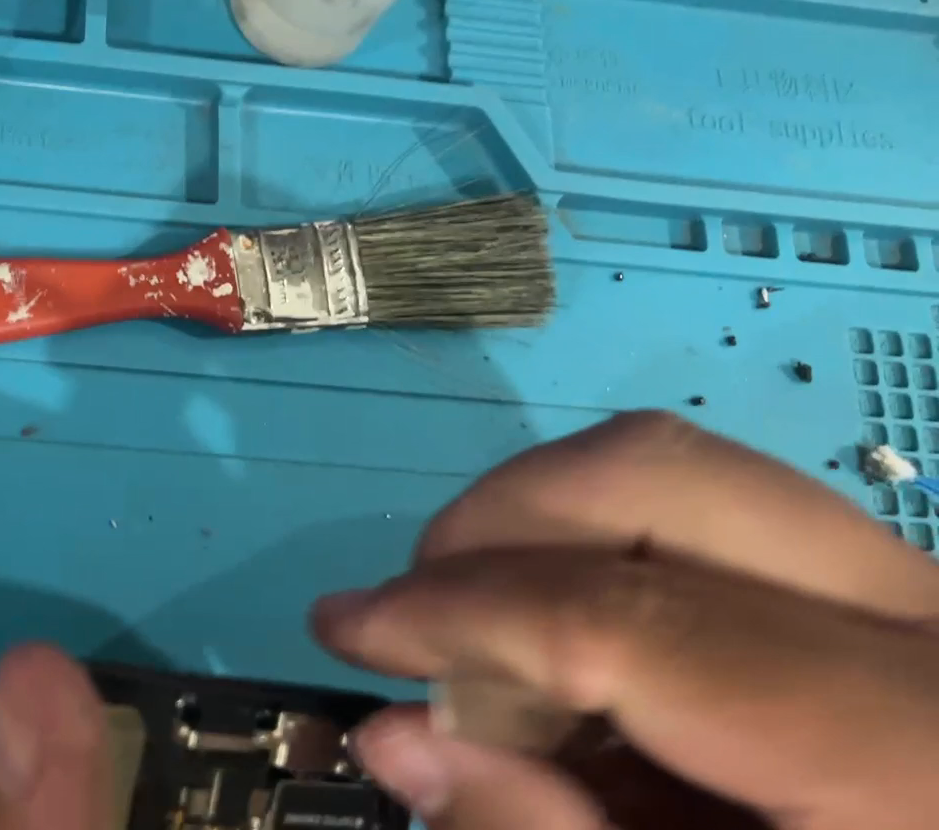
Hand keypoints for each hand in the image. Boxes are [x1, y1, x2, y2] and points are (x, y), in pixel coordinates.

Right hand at [311, 411, 938, 829]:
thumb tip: (393, 737)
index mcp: (919, 752)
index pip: (624, 617)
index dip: (455, 614)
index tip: (343, 629)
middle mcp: (935, 630)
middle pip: (647, 475)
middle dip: (490, 531)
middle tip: (422, 619)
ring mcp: (916, 595)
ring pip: (667, 470)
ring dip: (531, 532)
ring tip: (488, 636)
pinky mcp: (883, 595)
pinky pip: (698, 515)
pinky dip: (589, 559)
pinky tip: (572, 665)